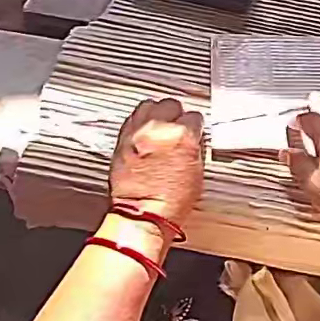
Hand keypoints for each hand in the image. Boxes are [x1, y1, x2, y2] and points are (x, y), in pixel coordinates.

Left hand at [108, 98, 206, 226]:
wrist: (143, 215)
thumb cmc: (170, 201)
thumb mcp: (197, 170)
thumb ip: (193, 145)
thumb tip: (191, 136)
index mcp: (183, 136)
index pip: (194, 117)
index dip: (195, 126)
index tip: (193, 132)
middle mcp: (159, 129)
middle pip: (171, 105)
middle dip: (176, 115)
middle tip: (177, 127)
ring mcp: (138, 132)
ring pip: (150, 106)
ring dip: (156, 114)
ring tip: (159, 126)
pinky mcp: (122, 139)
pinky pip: (133, 118)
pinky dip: (141, 122)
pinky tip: (145, 132)